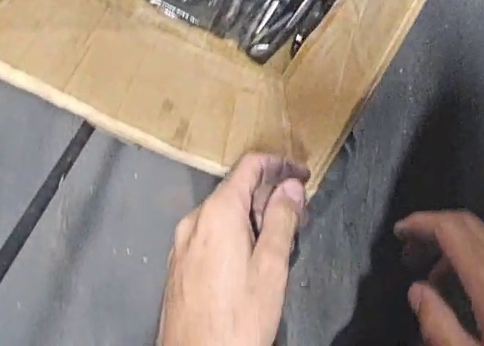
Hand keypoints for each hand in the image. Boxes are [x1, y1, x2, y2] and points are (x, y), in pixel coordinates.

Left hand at [158, 153, 308, 345]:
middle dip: (270, 196)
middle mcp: (194, 220)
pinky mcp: (178, 267)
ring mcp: (182, 244)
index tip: (305, 177)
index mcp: (217, 212)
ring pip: (223, 214)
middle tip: (300, 216)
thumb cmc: (238, 318)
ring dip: (253, 217)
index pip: (250, 166)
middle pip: (237, 190)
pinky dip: (234, 234)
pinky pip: (210, 235)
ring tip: (280, 240)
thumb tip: (291, 185)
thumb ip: (282, 220)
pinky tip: (251, 259)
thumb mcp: (270, 268)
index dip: (281, 165)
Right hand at [395, 211, 483, 345]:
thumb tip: (419, 292)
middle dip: (438, 232)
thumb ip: (440, 328)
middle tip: (411, 256)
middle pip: (473, 226)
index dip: (421, 223)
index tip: (399, 233)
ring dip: (464, 252)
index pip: (452, 228)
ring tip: (441, 284)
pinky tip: (482, 299)